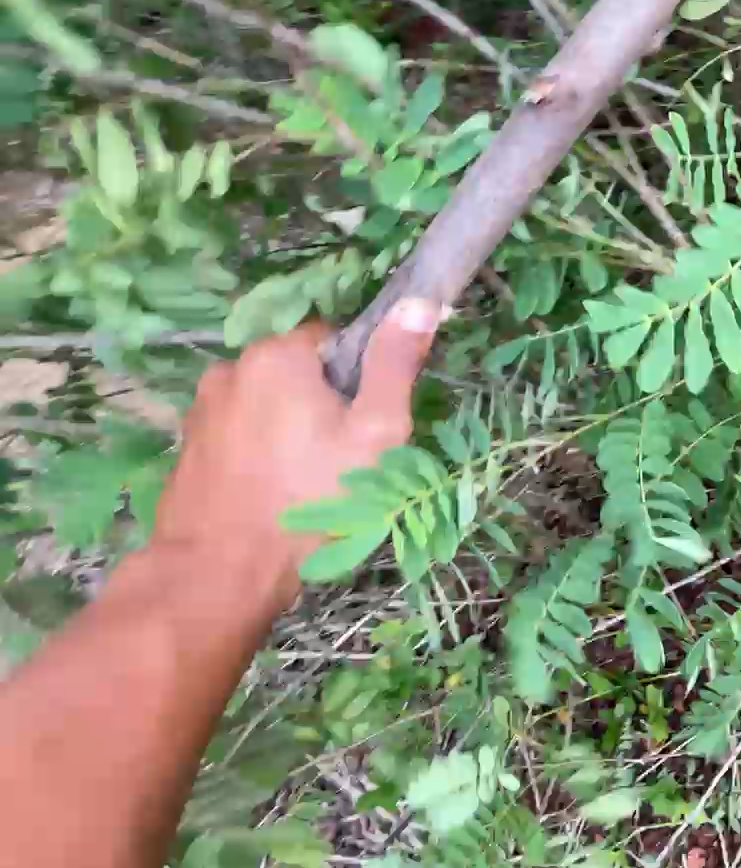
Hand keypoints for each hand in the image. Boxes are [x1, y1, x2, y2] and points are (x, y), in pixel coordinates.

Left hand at [152, 300, 443, 585]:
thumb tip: (419, 303)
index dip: (366, 370)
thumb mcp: (377, 427)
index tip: (378, 411)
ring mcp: (205, 405)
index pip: (337, 336)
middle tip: (357, 446)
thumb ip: (395, 363)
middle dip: (333, 396)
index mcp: (278, 357)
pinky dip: (272, 441)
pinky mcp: (193, 439)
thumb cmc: (317, 490)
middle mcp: (232, 367)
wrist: (226, 563)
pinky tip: (287, 478)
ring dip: (301, 419)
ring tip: (321, 467)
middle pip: (304, 366)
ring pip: (276, 397)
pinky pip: (249, 423)